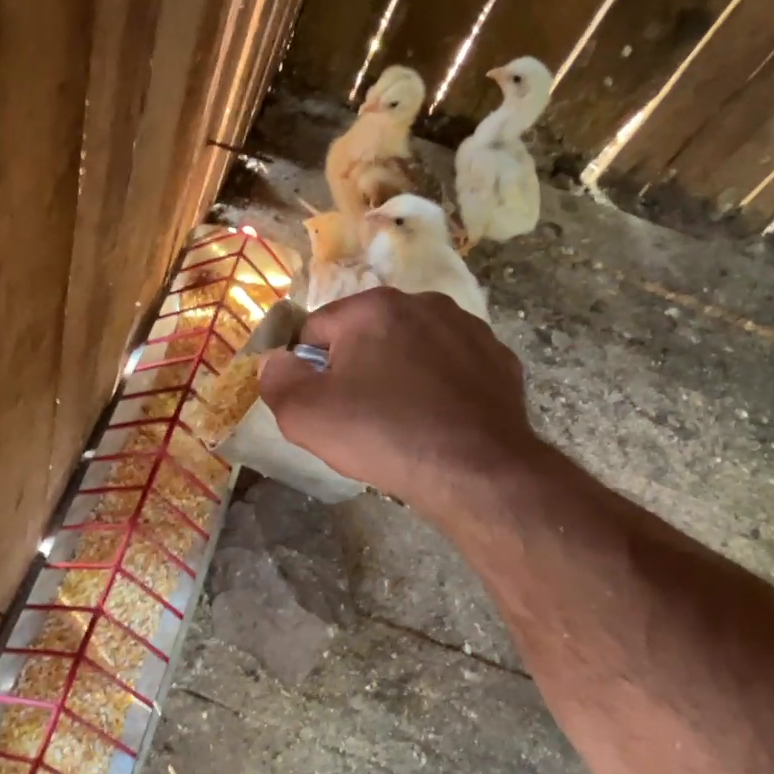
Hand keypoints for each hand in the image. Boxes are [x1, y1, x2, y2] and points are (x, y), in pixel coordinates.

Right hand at [258, 288, 539, 517]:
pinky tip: (436, 423)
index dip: (308, 371)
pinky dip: (439, 389)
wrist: (475, 469)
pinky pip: (451, 370)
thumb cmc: (382, 435)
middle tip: (357, 418)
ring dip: (398, 376)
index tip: (321, 406)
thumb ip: (277, 381)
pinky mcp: (499, 360)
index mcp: (372, 308)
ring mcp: (468, 329)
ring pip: (411, 350)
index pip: (315, 330)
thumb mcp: (304, 416)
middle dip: (355, 370)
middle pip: (365, 336)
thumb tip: (274, 362)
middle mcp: (423, 303)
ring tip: (399, 423)